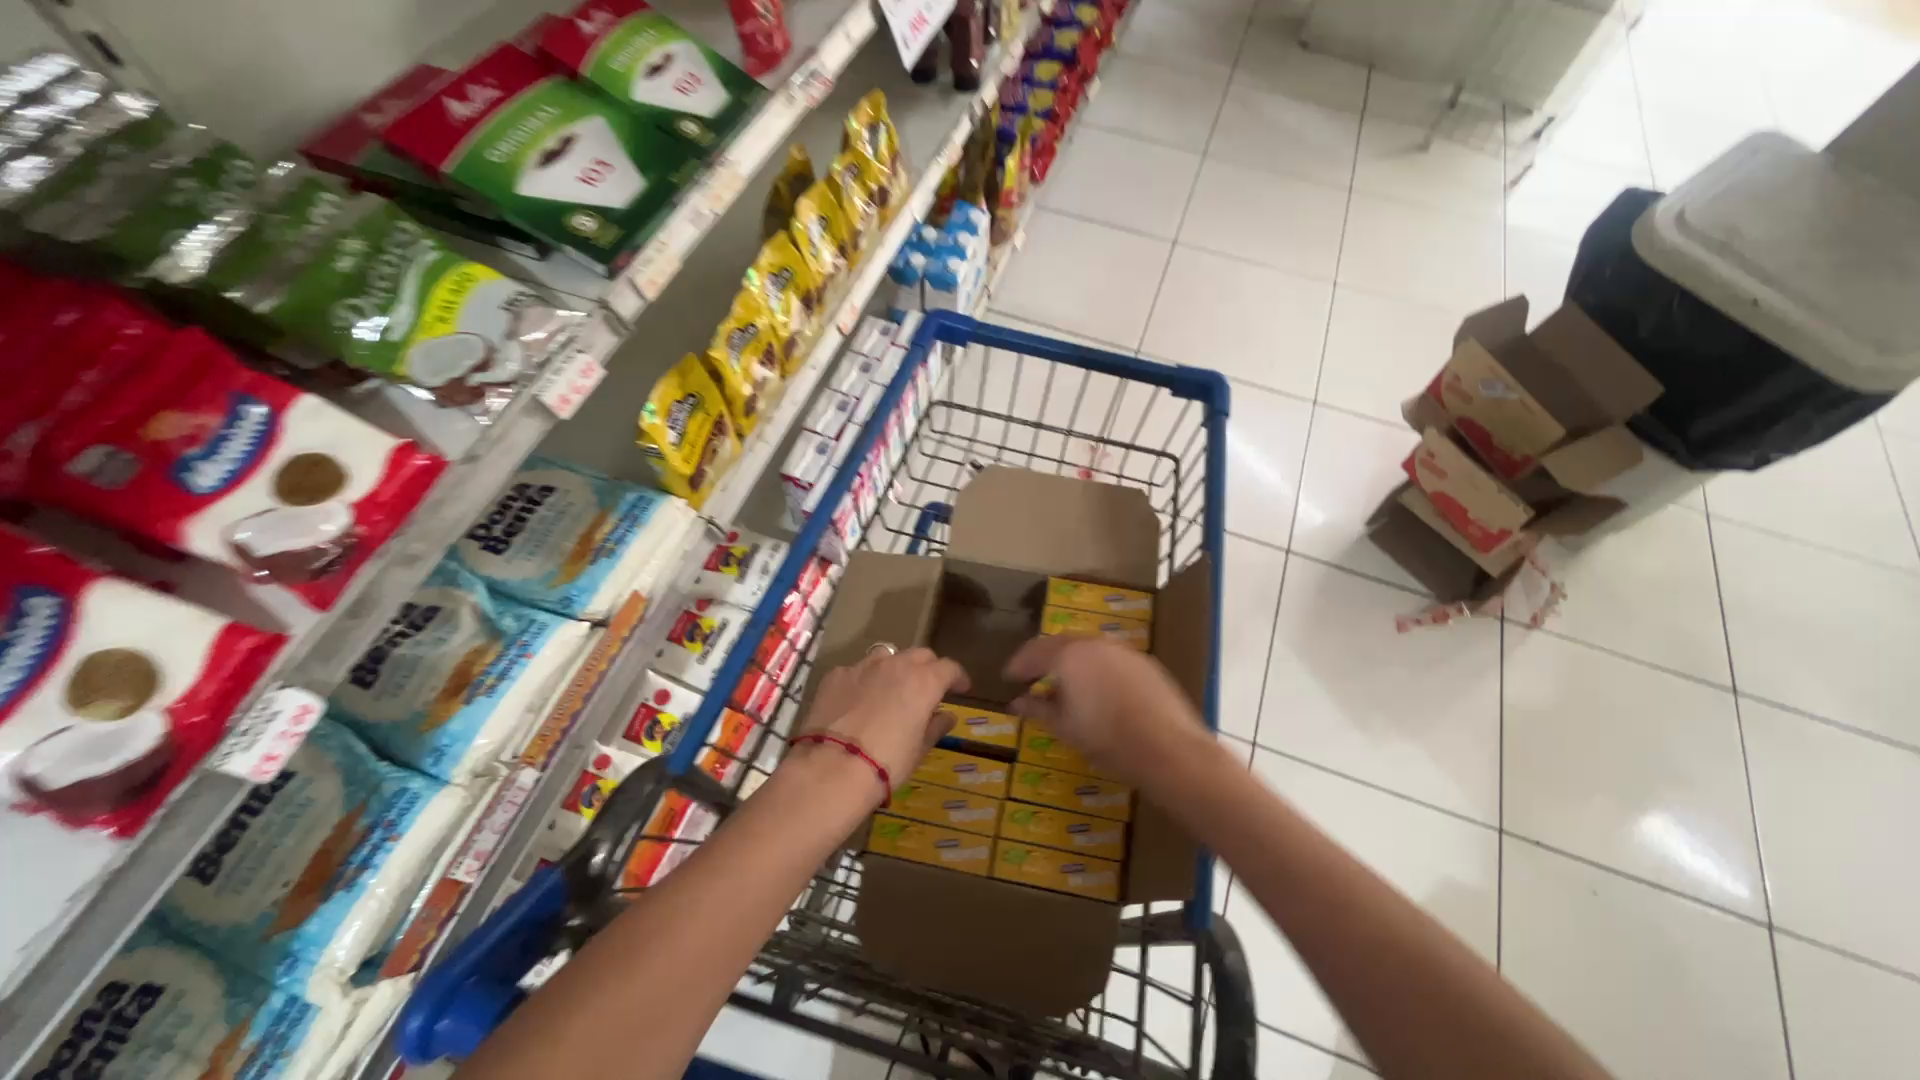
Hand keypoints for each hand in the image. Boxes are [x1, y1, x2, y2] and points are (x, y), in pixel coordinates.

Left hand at [791, 645, 969, 793]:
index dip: (958, 677)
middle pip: (919, 655)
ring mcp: (863, 666)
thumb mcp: (919, 749)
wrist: (834, 767)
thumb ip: (935, 727)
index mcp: (924, 681)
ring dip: (895, 668)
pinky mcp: (836, 675)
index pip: (949, 668)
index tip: (961, 689)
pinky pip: (856, 670)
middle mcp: (896, 665)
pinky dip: (863, 680)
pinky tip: (857, 700)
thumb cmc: (887, 762)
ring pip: (887, 656)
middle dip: (928, 668)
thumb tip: (947, 716)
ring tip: (891, 688)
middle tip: (927, 688)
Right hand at [1003, 635, 1209, 788]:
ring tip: (1063, 685)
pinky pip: (1110, 659)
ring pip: (1089, 649)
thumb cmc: (1107, 739)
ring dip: (1072, 663)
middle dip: (1044, 660)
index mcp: (1070, 655)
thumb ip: (1039, 709)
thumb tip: (1017, 702)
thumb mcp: (1066, 727)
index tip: (1008, 677)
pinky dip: (1096, 669)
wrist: (1169, 749)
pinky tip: (1096, 691)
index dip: (1019, 665)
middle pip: (1062, 644)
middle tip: (1032, 677)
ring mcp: (1124, 651)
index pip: (1034, 652)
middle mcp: (1096, 643)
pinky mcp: (1145, 663)